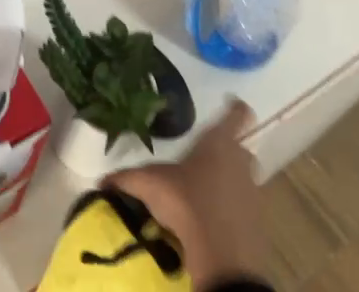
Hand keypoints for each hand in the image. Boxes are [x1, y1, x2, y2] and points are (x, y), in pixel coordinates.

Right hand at [104, 102, 266, 291]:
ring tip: (202, 190)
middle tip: (202, 158)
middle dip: (225, 151)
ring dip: (228, 181)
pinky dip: (230, 208)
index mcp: (219, 143)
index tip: (230, 103)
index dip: (234, 107)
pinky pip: (243, 206)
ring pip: (242, 177)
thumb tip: (101, 180)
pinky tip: (209, 217)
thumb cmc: (187, 202)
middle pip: (239, 148)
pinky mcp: (257, 220)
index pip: (236, 115)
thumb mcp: (148, 186)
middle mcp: (241, 161)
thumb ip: (125, 179)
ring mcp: (253, 191)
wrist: (222, 255)